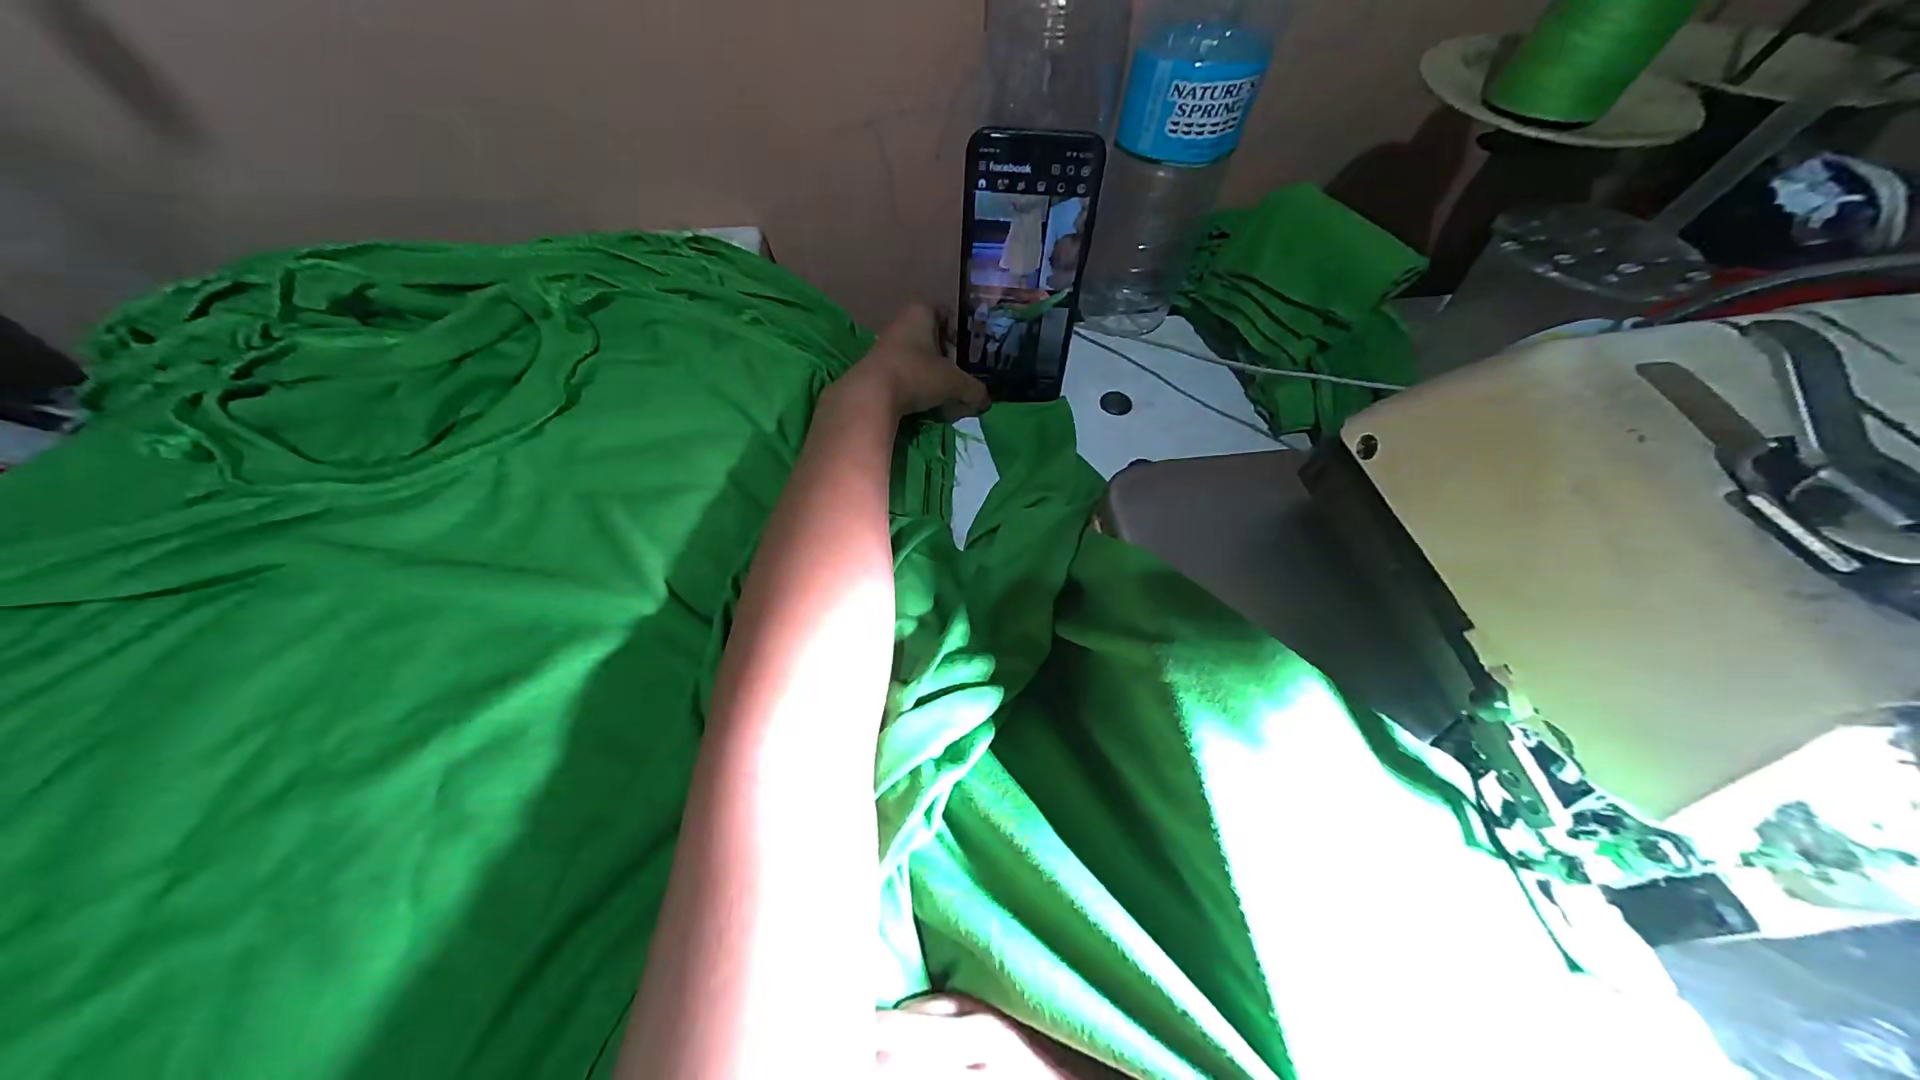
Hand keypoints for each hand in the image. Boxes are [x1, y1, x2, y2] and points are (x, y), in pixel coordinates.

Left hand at [834, 304, 989, 421]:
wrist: (870, 396)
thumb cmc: (916, 374)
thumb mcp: (953, 382)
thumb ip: (973, 388)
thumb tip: (986, 400)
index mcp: (920, 313)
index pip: (947, 313)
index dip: (960, 331)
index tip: (969, 353)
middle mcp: (901, 323)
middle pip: (933, 337)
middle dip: (948, 357)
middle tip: (960, 376)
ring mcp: (886, 346)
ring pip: (919, 357)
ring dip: (932, 374)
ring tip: (945, 394)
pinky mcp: (877, 369)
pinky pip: (905, 373)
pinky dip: (916, 386)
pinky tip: (924, 403)